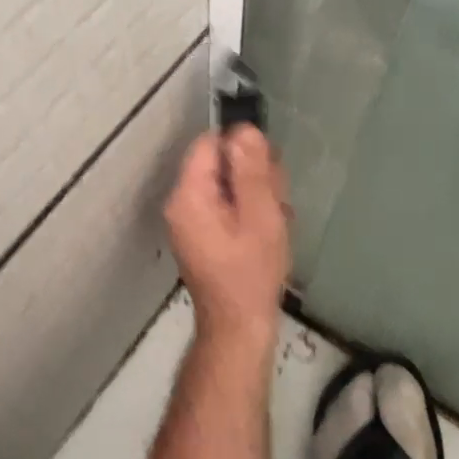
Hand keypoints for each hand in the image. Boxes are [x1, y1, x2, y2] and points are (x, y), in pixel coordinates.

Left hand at [165, 125, 288, 348]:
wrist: (239, 328)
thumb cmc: (252, 273)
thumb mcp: (260, 216)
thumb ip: (251, 171)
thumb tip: (243, 130)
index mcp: (189, 195)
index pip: (210, 143)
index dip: (243, 149)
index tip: (270, 172)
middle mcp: (181, 204)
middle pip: (219, 163)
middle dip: (254, 176)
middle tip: (277, 203)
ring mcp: (191, 222)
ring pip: (228, 186)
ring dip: (257, 197)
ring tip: (276, 222)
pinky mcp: (203, 237)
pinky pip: (227, 208)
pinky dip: (250, 215)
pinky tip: (268, 234)